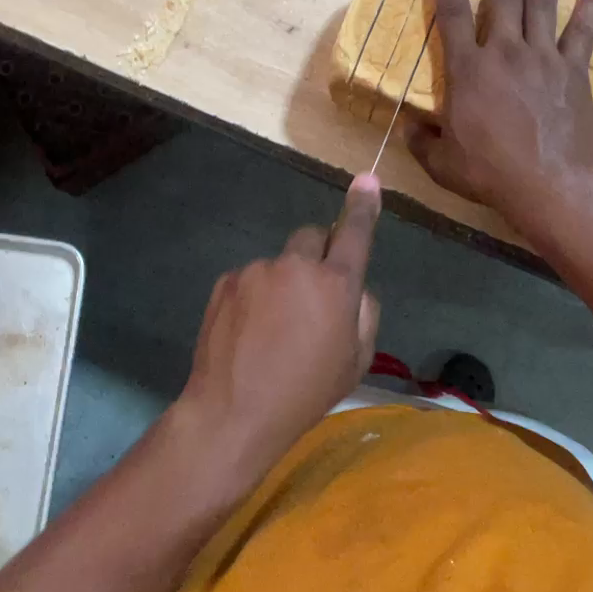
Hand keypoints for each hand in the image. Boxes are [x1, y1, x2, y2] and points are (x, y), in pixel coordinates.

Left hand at [172, 174, 382, 470]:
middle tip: (312, 298)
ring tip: (272, 331)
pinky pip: (250, 279)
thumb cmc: (306, 393)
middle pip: (312, 238)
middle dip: (317, 257)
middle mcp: (296, 266)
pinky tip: (248, 332)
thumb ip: (364, 313)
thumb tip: (355, 289)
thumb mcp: (357, 361)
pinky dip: (254, 297)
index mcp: (336, 284)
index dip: (364, 207)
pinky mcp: (226, 281)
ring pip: (278, 264)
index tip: (367, 180)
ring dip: (282, 283)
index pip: (355, 234)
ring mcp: (256, 271)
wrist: (234, 411)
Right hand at [406, 0, 592, 231]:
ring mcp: (543, 58)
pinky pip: (585, 30)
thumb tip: (408, 126)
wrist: (548, 184)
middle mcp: (504, 53)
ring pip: (544, 0)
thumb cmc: (489, 173)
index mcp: (468, 71)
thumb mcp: (441, 163)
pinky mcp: (573, 71)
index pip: (452, 12)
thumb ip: (421, 141)